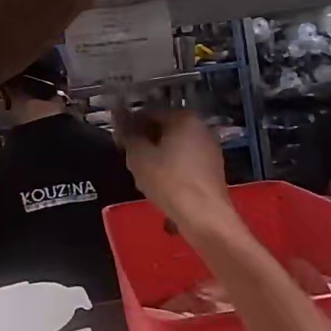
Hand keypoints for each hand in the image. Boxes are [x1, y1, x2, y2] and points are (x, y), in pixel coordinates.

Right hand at [116, 109, 242, 236]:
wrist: (205, 217)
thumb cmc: (169, 181)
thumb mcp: (139, 156)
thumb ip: (128, 134)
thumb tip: (118, 115)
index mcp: (184, 118)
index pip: (148, 113)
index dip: (129, 126)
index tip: (118, 141)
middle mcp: (201, 128)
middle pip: (163, 129)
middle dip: (144, 142)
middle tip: (129, 158)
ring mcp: (209, 149)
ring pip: (174, 146)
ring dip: (156, 156)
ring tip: (143, 175)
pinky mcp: (212, 170)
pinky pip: (185, 162)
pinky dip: (170, 168)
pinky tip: (161, 185)